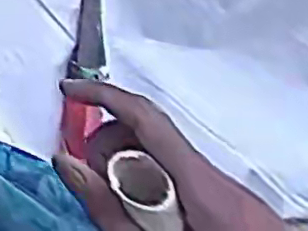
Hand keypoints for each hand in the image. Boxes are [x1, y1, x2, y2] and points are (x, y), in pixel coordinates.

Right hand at [52, 81, 281, 230]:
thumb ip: (109, 209)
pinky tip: (148, 216)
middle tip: (94, 181)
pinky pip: (185, 179)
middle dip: (112, 146)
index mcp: (203, 186)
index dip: (101, 94)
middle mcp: (221, 182)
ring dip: (132, 168)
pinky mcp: (241, 213)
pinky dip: (156, 185)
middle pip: (151, 136)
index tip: (68, 92)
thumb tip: (66, 161)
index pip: (145, 116)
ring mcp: (235, 197)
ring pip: (167, 158)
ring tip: (122, 208)